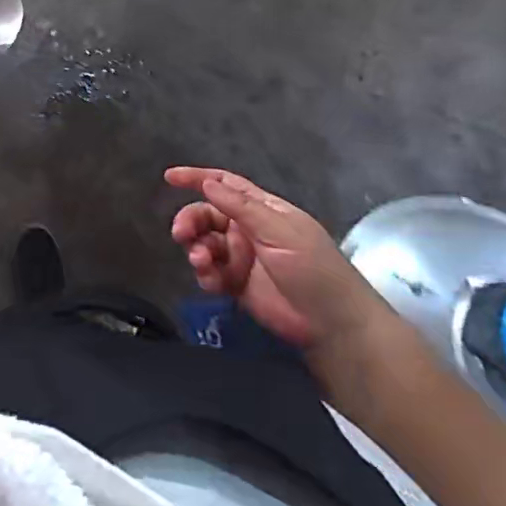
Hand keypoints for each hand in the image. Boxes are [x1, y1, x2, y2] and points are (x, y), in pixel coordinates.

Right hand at [165, 167, 391, 349]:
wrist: (335, 328)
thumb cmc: (315, 270)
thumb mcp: (280, 231)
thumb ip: (241, 207)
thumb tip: (207, 183)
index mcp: (263, 211)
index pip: (225, 185)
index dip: (198, 178)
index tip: (170, 178)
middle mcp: (248, 230)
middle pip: (206, 215)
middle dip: (190, 221)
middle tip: (181, 234)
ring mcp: (241, 257)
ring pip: (204, 242)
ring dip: (196, 248)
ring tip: (201, 262)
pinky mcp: (236, 284)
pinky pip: (209, 271)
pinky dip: (204, 273)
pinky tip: (211, 281)